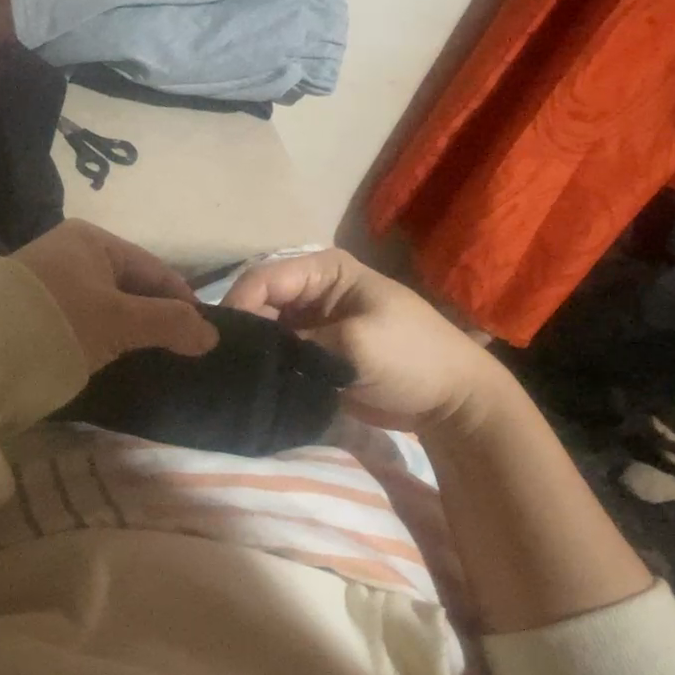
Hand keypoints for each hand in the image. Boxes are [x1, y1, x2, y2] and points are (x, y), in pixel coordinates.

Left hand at [13, 220, 218, 371]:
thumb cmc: (61, 322)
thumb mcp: (121, 321)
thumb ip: (169, 323)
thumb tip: (211, 334)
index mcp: (90, 239)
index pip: (152, 267)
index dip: (181, 300)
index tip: (203, 334)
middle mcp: (65, 250)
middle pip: (127, 286)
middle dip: (153, 317)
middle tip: (177, 351)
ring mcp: (44, 280)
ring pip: (102, 305)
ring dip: (125, 331)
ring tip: (146, 359)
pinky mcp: (27, 310)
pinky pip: (78, 320)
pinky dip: (97, 337)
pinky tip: (108, 359)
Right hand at [222, 249, 505, 432]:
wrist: (450, 403)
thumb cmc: (411, 358)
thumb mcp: (354, 343)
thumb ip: (297, 342)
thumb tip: (247, 352)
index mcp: (324, 271)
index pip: (261, 279)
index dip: (238, 306)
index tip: (224, 344)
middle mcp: (310, 291)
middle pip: (256, 303)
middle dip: (240, 331)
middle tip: (224, 365)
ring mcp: (309, 324)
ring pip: (261, 332)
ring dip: (251, 353)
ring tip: (234, 378)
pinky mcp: (310, 355)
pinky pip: (275, 356)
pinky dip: (263, 369)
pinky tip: (252, 386)